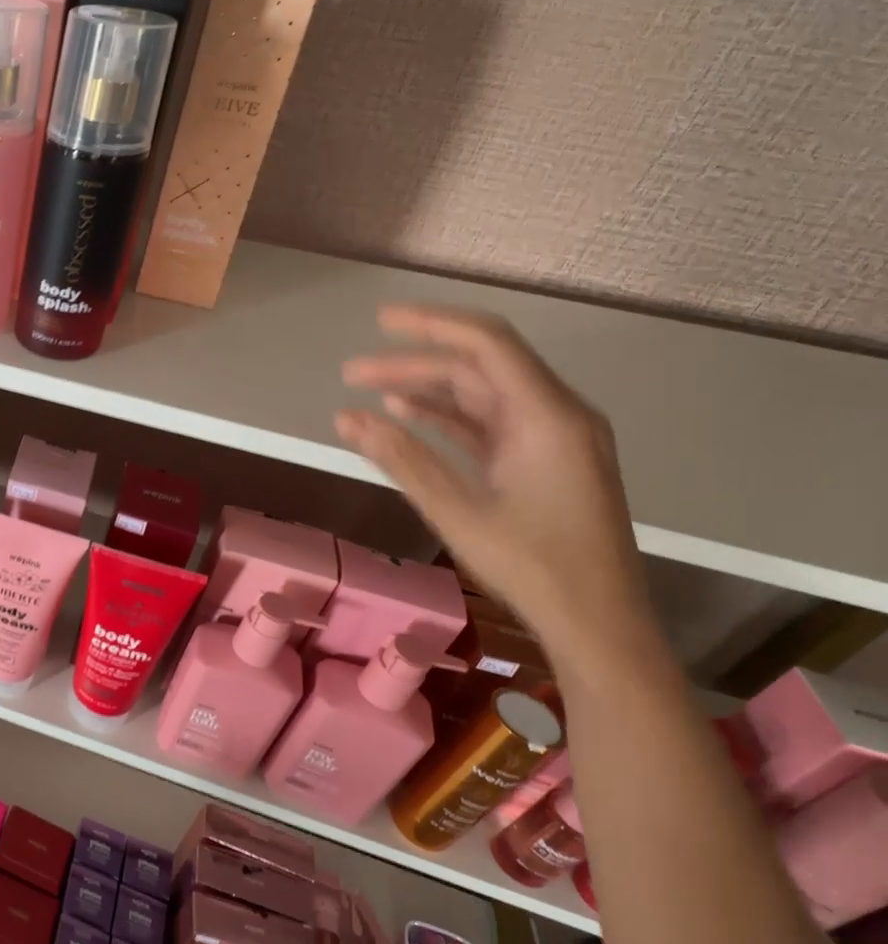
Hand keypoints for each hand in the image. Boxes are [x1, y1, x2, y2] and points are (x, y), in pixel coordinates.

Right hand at [337, 305, 647, 638]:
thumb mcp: (457, 511)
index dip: (431, 325)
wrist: (598, 623)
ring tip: (369, 392)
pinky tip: (406, 416)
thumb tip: (345, 417)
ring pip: (482, 394)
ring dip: (426, 389)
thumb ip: (401, 458)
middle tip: (352, 374)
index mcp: (547, 416)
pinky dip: (448, 417)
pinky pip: (490, 422)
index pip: (487, 344)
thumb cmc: (533, 565)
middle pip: (479, 368)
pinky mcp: (544, 461)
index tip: (379, 321)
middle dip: (414, 364)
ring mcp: (554, 438)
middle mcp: (557, 415)